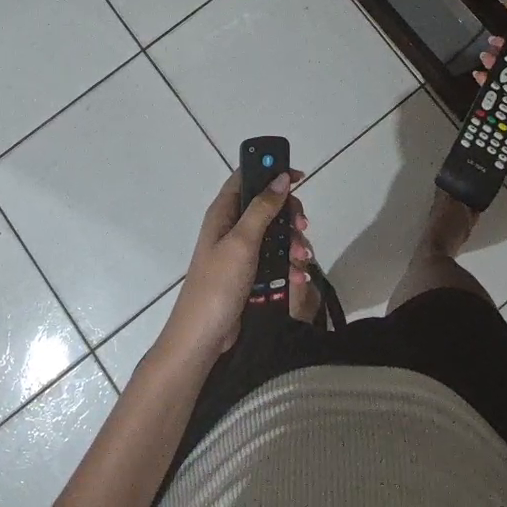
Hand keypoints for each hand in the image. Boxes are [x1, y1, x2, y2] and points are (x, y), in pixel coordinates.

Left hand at [160, 170, 312, 362]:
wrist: (203, 337)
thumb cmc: (218, 284)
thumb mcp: (242, 242)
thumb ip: (262, 208)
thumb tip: (282, 177)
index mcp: (223, 212)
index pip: (246, 177)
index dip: (270, 171)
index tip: (299, 177)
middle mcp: (231, 227)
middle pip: (267, 206)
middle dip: (289, 216)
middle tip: (303, 228)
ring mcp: (240, 251)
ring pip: (275, 235)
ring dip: (293, 244)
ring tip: (303, 260)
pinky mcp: (249, 274)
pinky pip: (274, 261)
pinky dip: (288, 266)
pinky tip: (298, 278)